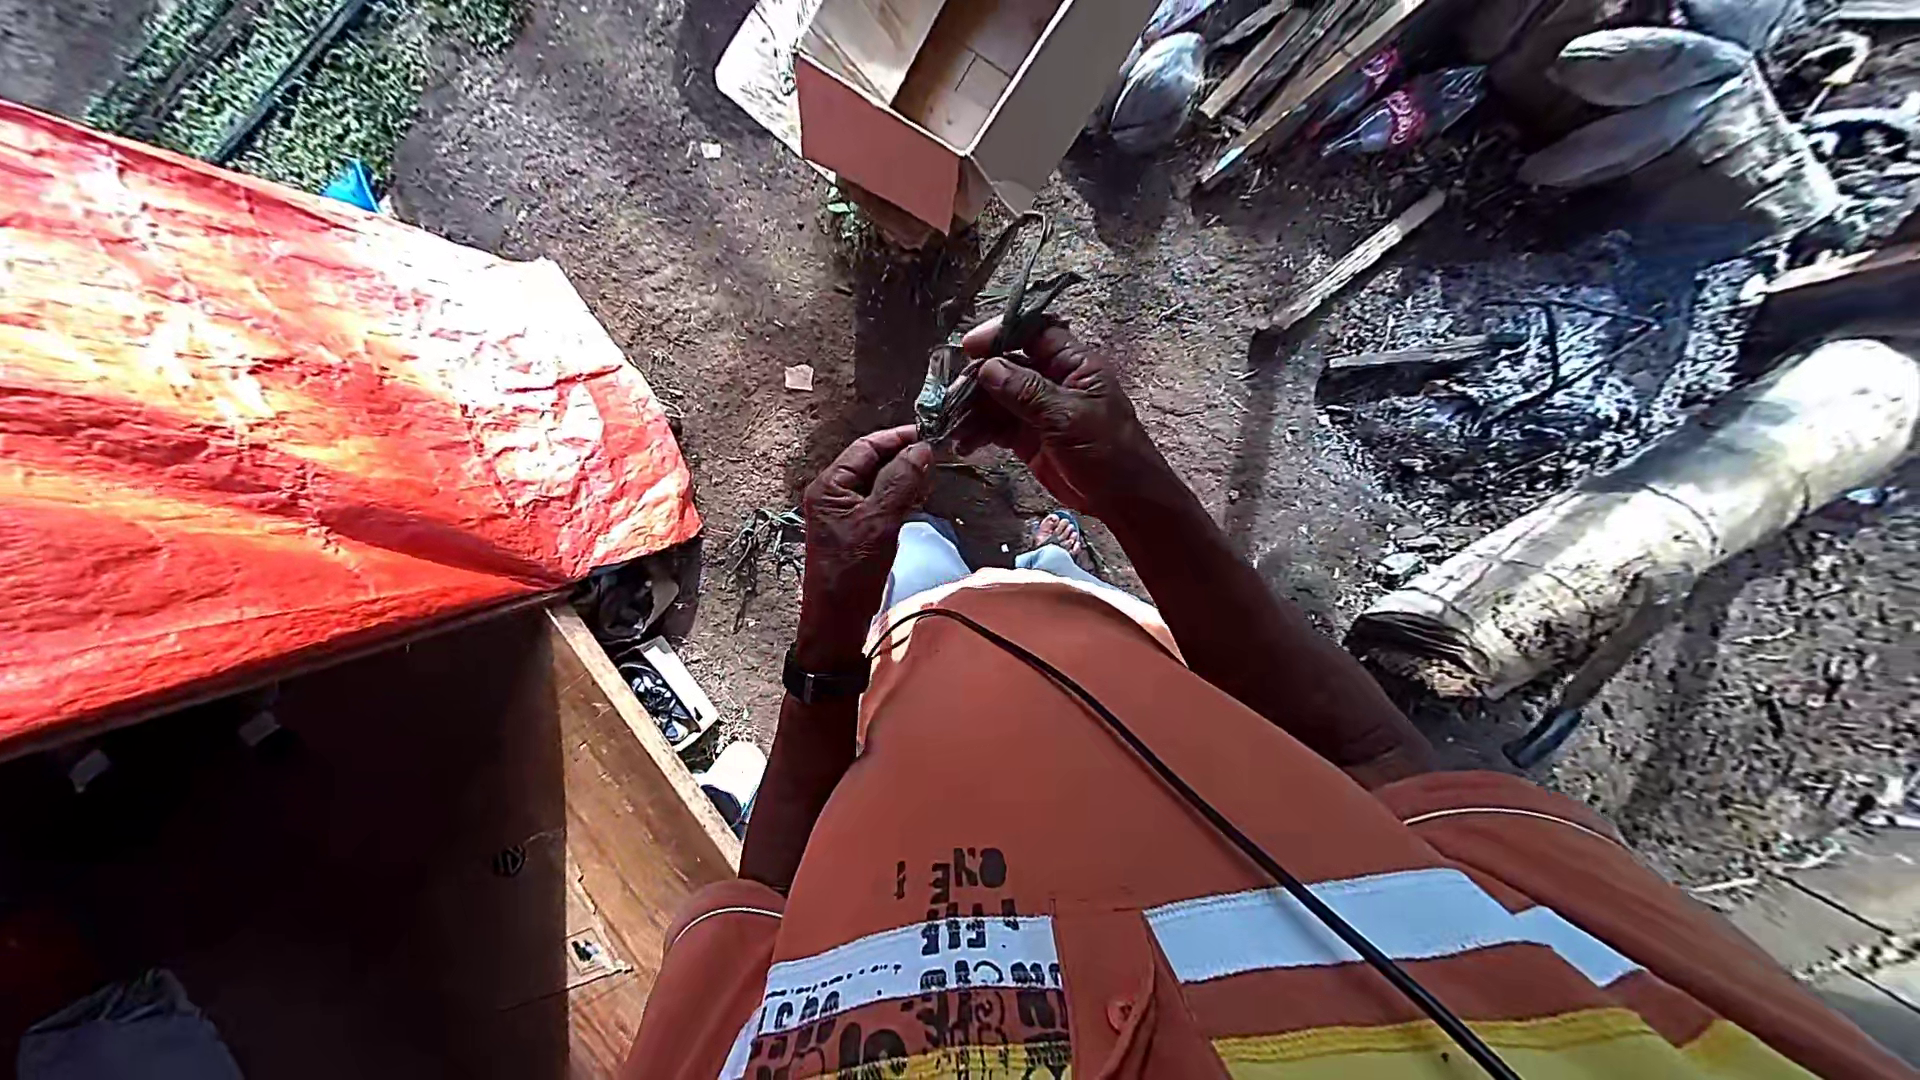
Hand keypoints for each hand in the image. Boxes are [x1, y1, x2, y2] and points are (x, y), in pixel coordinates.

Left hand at [797, 425, 932, 667]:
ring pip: (878, 482)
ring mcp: (843, 512)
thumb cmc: (852, 572)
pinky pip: (880, 502)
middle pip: (871, 462)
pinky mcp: (855, 528)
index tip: (927, 435)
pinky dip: (900, 497)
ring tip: (929, 478)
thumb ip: (900, 481)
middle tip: (933, 459)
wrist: (839, 619)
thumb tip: (921, 449)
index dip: (896, 438)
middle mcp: (833, 494)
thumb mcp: (879, 522)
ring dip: (903, 477)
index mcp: (829, 486)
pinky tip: (917, 500)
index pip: (865, 447)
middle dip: (902, 457)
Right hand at [953, 318, 1167, 517]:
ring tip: (954, 427)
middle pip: (1007, 367)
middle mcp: (1052, 381)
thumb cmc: (1108, 452)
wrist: (1121, 499)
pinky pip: (996, 426)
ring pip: (996, 399)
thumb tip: (988, 368)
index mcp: (1073, 365)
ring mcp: (1037, 410)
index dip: (1001, 334)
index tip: (970, 347)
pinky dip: (979, 432)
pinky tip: (965, 443)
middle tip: (953, 396)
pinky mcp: (1027, 437)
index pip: (1034, 334)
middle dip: (978, 380)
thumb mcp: (1068, 418)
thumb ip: (1027, 393)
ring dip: (973, 411)